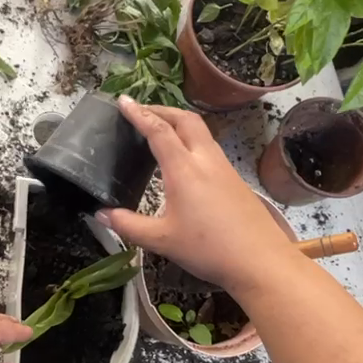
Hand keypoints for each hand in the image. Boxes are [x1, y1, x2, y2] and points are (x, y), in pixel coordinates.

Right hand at [97, 96, 301, 294]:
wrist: (261, 261)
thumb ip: (128, 225)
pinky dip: (191, 140)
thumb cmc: (209, 249)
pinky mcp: (234, 180)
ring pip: (201, 131)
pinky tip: (184, 158)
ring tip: (160, 129)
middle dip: (161, 109)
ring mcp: (224, 168)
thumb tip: (101, 214)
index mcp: (184, 169)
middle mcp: (206, 160)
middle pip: (185, 119)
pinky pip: (209, 147)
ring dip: (179, 123)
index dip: (139, 114)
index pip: (158, 131)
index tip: (123, 101)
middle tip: (141, 111)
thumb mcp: (161, 240)